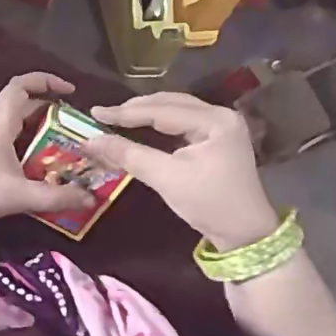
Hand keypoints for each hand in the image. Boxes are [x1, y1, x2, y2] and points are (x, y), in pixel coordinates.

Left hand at [0, 73, 91, 226]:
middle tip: (73, 125)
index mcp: (0, 123)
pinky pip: (9, 137)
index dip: (45, 81)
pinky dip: (27, 141)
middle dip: (50, 109)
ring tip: (63, 143)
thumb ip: (58, 197)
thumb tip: (91, 199)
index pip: (20, 86)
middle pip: (22, 104)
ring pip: (16, 122)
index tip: (69, 91)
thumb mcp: (22, 195)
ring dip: (39, 127)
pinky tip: (41, 162)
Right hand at [85, 92, 280, 250]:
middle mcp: (221, 114)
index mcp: (215, 120)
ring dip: (147, 113)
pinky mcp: (218, 138)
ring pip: (176, 109)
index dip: (125, 112)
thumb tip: (90, 141)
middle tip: (104, 115)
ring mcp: (222, 125)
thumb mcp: (165, 178)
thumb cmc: (208, 204)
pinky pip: (183, 122)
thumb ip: (128, 155)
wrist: (244, 233)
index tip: (95, 112)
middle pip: (170, 102)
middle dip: (136, 108)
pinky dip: (159, 123)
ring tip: (118, 118)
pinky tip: (142, 126)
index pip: (162, 109)